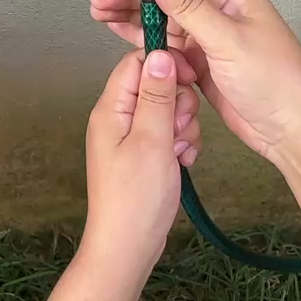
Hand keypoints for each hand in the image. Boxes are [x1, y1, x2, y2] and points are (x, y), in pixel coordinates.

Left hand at [83, 49, 200, 263]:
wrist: (128, 247)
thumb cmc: (136, 197)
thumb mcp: (152, 139)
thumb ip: (157, 95)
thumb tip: (159, 54)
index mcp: (111, 109)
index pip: (137, 63)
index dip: (166, 65)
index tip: (189, 82)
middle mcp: (117, 118)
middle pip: (156, 85)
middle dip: (178, 103)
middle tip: (177, 131)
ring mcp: (130, 137)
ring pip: (167, 110)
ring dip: (183, 127)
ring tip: (179, 152)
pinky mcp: (144, 155)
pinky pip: (169, 134)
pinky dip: (181, 144)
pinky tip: (182, 162)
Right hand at [89, 0, 300, 163]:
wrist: (291, 131)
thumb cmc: (277, 83)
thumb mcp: (227, 39)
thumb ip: (189, 7)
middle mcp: (221, 15)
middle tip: (102, 0)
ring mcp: (211, 41)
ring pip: (165, 24)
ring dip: (135, 20)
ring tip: (102, 14)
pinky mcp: (203, 67)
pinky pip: (169, 50)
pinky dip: (147, 45)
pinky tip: (124, 39)